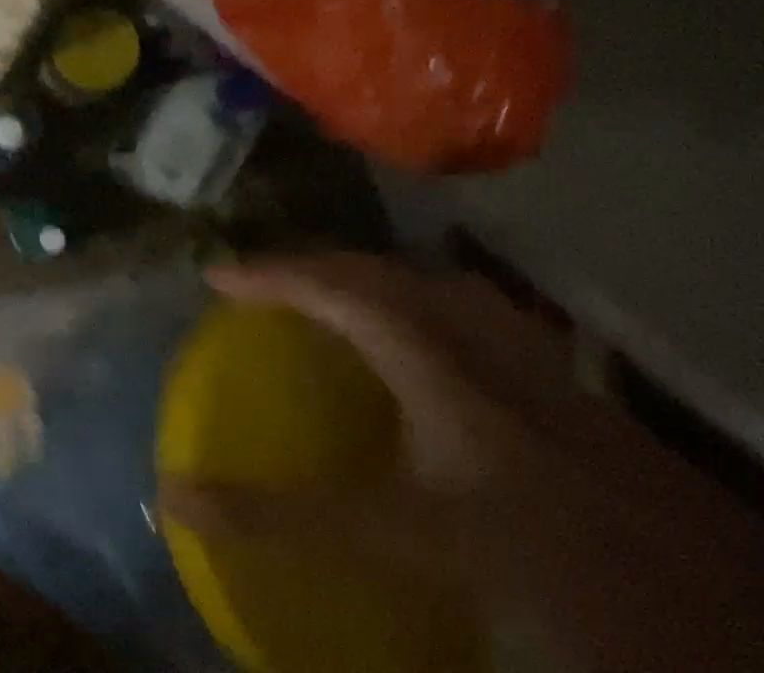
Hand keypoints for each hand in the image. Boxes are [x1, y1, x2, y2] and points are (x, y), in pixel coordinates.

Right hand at [164, 253, 604, 571]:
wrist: (722, 613)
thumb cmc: (548, 561)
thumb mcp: (406, 542)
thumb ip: (288, 518)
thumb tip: (174, 493)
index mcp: (443, 370)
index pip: (345, 292)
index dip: (276, 274)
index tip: (216, 276)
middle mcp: (491, 351)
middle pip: (395, 277)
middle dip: (317, 269)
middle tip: (263, 286)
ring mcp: (540, 370)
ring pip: (447, 293)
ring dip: (376, 283)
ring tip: (332, 301)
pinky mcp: (574, 399)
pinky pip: (481, 324)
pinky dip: (428, 315)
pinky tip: (426, 354)